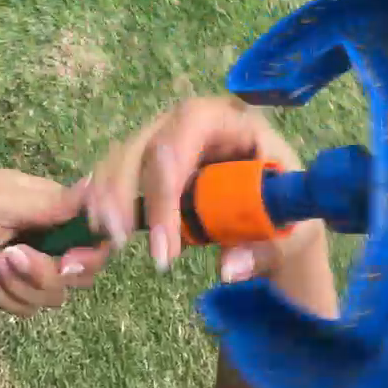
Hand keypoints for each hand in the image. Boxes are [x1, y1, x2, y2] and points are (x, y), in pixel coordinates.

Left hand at [0, 170, 114, 317]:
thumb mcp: (5, 200)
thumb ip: (52, 203)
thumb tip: (95, 183)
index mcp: (54, 209)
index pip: (96, 236)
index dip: (90, 255)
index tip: (66, 262)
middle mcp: (51, 238)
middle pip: (79, 274)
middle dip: (44, 273)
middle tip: (13, 257)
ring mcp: (32, 265)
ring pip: (52, 296)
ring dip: (17, 284)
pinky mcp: (14, 288)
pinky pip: (27, 307)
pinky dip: (2, 294)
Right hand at [85, 96, 322, 282]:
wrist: (283, 210)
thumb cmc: (291, 210)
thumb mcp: (291, 229)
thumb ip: (264, 249)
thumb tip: (227, 270)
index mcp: (232, 118)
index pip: (189, 129)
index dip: (170, 182)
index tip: (166, 245)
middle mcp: (193, 119)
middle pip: (150, 142)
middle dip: (128, 189)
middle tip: (121, 240)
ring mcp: (170, 134)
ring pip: (128, 152)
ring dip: (110, 192)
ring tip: (106, 234)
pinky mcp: (153, 156)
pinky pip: (120, 166)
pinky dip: (104, 191)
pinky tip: (96, 219)